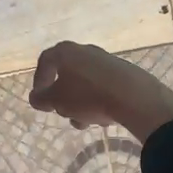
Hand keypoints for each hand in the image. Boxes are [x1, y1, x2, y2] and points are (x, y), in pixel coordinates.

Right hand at [28, 41, 172, 143]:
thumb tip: (36, 98)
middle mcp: (84, 50)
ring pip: (87, 83)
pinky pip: (106, 87)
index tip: (41, 100)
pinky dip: (101, 100)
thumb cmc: (88, 96)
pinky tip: (106, 117)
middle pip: (67, 74)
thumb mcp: (58, 101)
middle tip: (65, 114)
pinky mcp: (126, 73)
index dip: (39, 81)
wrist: (136, 99)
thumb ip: (42, 99)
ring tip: (88, 122)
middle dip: (64, 97)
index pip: (45, 62)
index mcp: (65, 52)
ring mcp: (107, 61)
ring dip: (83, 102)